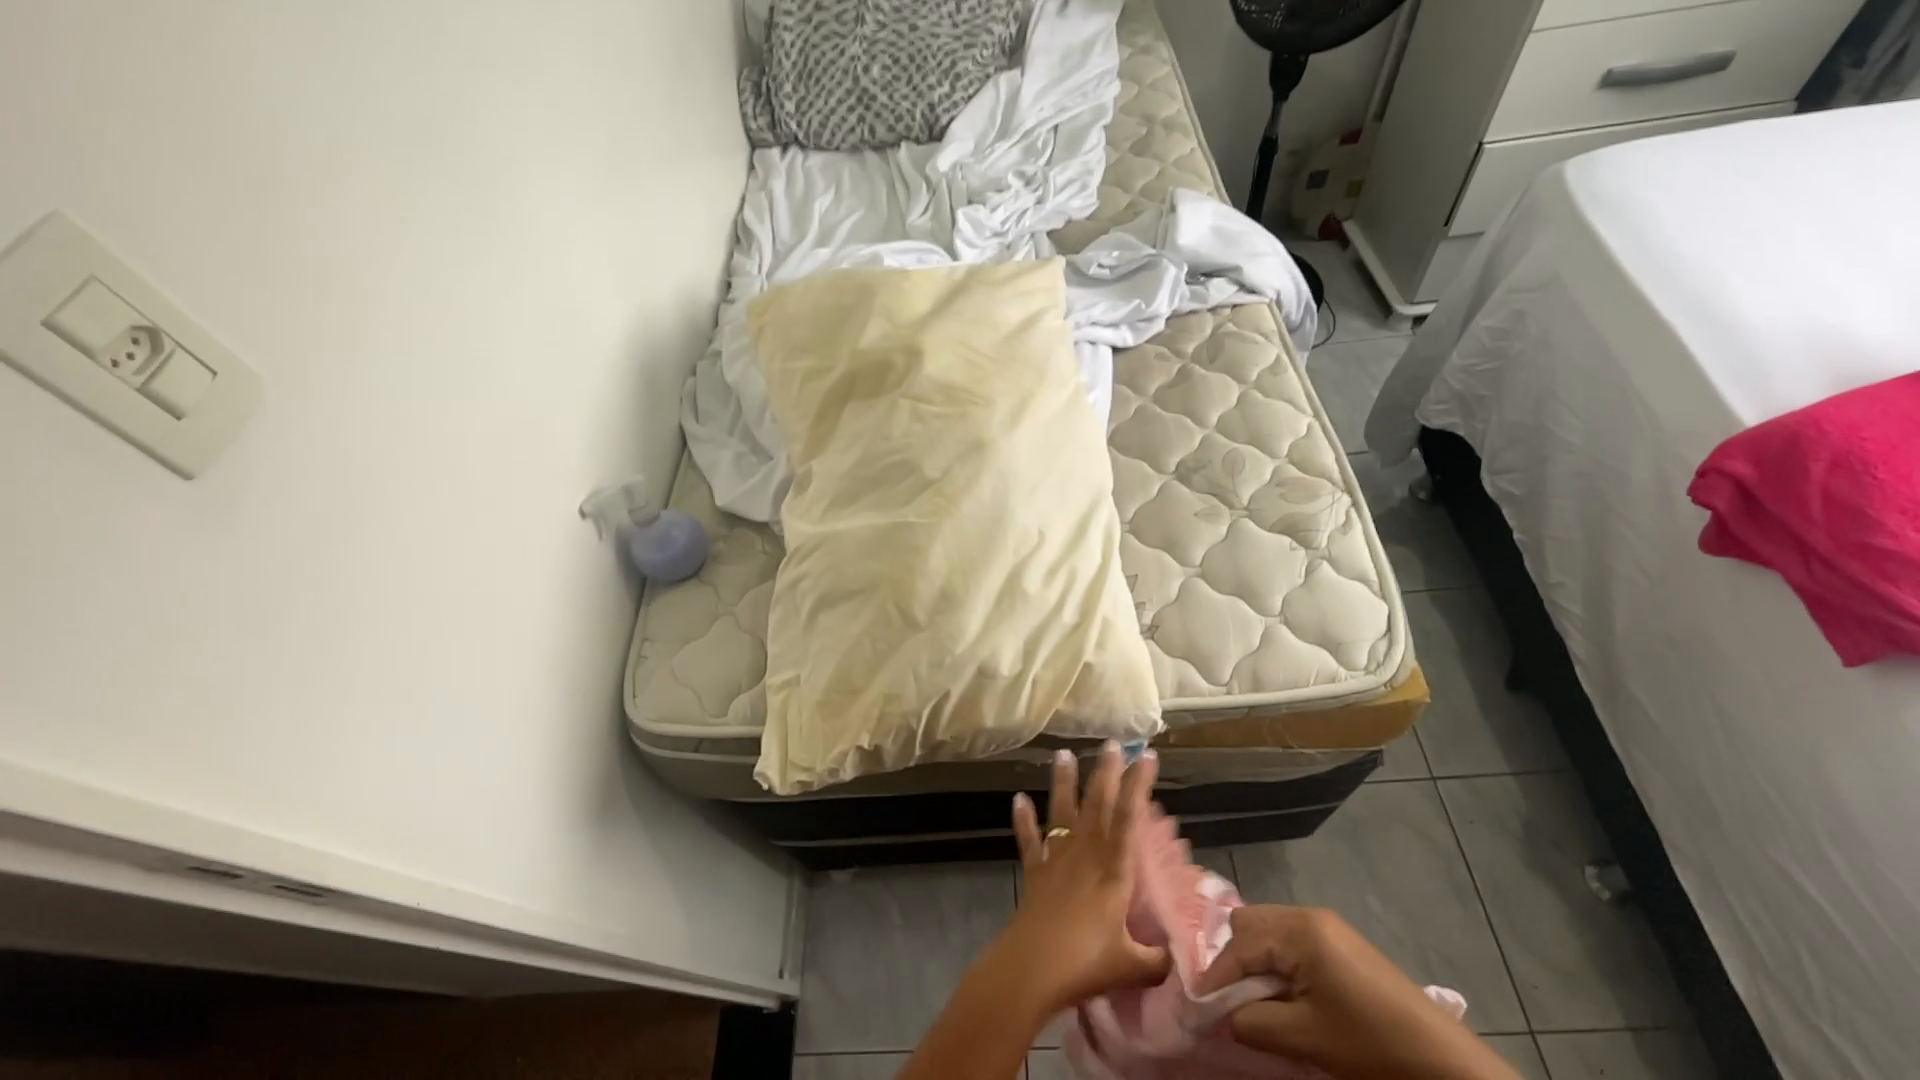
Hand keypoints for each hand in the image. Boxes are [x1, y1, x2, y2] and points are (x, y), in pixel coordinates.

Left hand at [991, 743, 1169, 1015]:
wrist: (1029, 971)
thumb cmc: (1084, 963)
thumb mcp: (1133, 967)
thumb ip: (1158, 960)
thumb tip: (1177, 961)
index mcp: (1113, 871)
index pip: (1129, 819)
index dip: (1139, 785)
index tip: (1147, 756)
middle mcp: (1085, 856)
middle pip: (1096, 805)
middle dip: (1106, 773)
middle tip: (1112, 743)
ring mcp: (1056, 862)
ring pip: (1061, 813)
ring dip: (1063, 783)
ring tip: (1063, 754)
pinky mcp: (1035, 875)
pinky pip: (1030, 841)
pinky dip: (1024, 820)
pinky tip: (1018, 799)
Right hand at [1197, 906, 1521, 1079]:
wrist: (1442, 1061)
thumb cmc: (1368, 1042)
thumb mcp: (1301, 1037)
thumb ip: (1250, 1020)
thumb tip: (1226, 1014)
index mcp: (1299, 929)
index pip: (1236, 946)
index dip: (1214, 980)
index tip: (1197, 1011)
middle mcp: (1310, 916)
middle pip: (1248, 926)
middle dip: (1232, 962)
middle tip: (1229, 1003)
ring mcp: (1328, 928)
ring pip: (1267, 933)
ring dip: (1253, 965)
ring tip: (1255, 1004)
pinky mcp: (1341, 947)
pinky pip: (1290, 944)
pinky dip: (1276, 967)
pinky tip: (1283, 999)